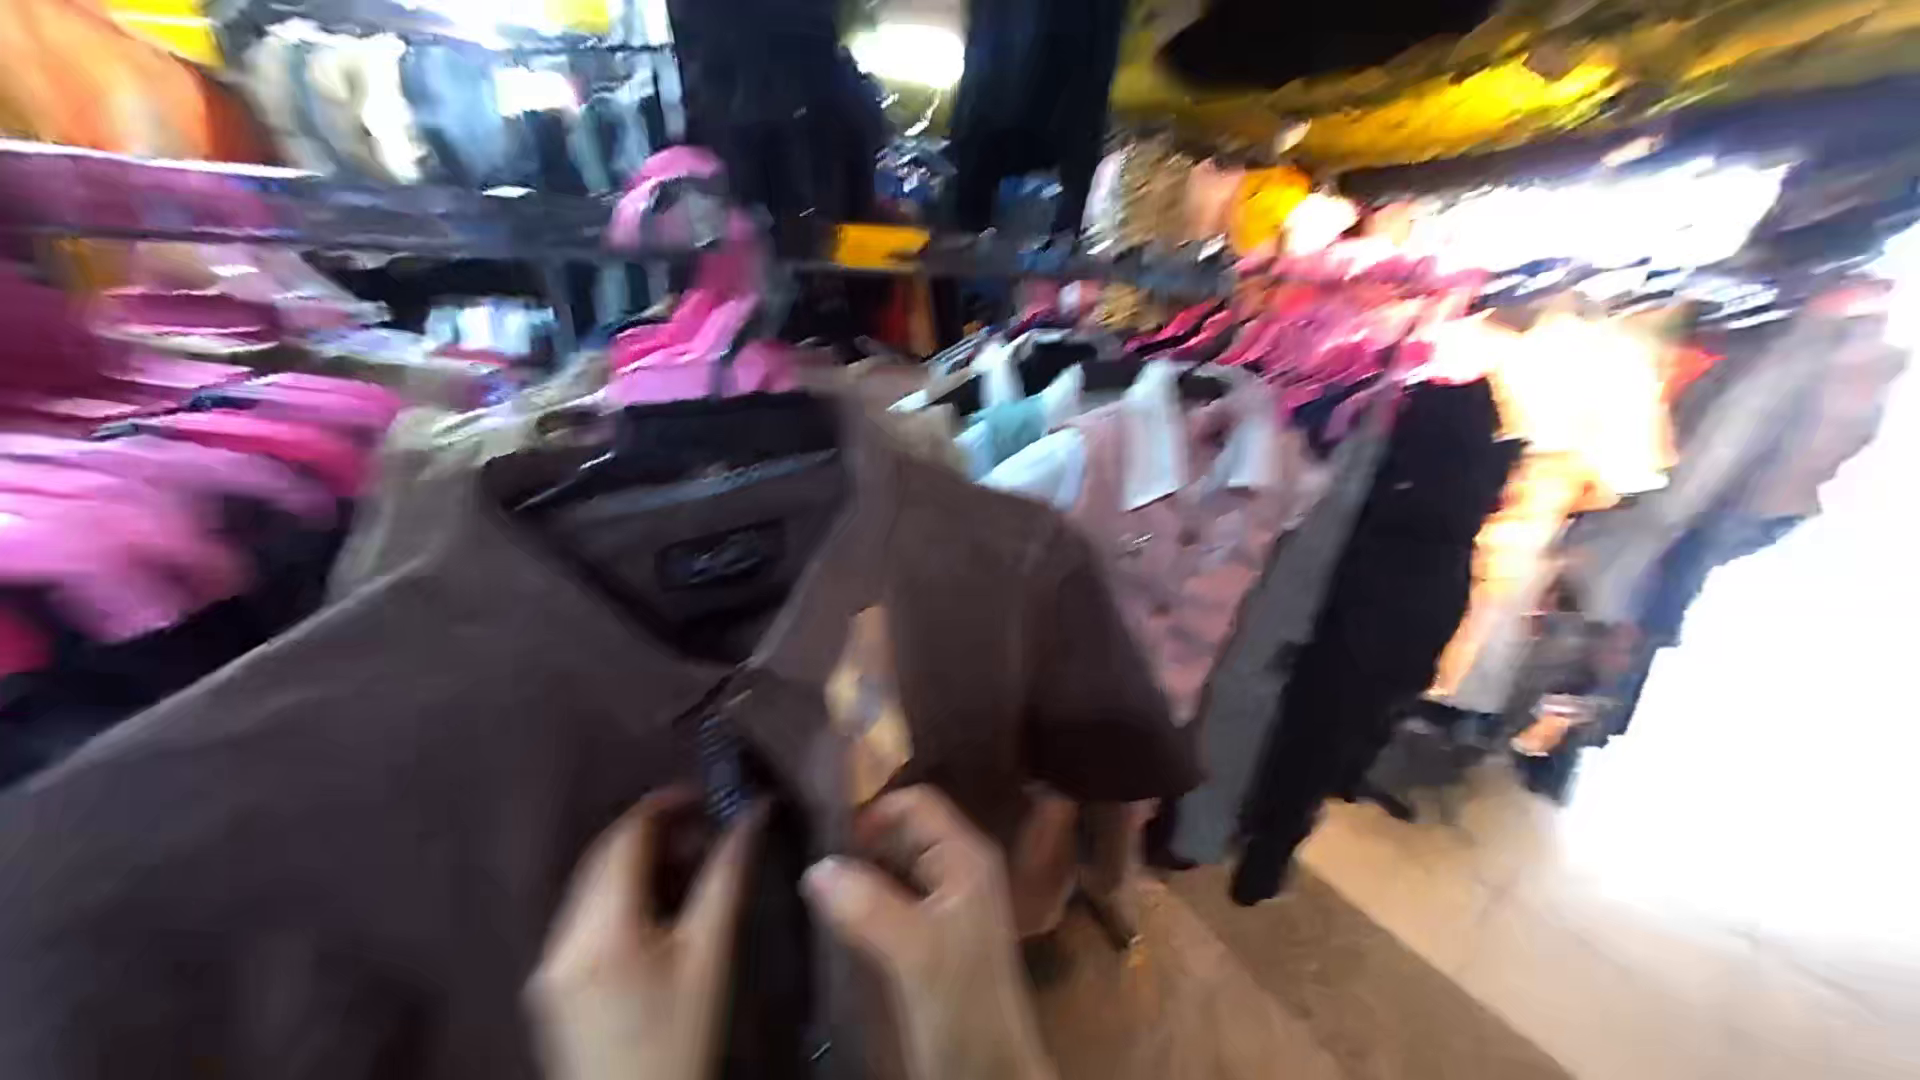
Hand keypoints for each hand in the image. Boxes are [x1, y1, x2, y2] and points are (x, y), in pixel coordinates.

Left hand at [527, 791, 764, 1079]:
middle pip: (603, 858)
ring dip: (638, 859)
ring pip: (593, 883)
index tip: (704, 794)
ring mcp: (548, 965)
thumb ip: (728, 875)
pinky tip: (659, 899)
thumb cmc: (682, 1038)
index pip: (623, 841)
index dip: (662, 806)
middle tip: (704, 824)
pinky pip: (586, 911)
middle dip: (653, 830)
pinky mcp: (551, 983)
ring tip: (688, 857)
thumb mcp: (712, 953)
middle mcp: (560, 942)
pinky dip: (622, 890)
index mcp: (598, 934)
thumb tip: (755, 812)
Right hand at [801, 787, 1058, 1079]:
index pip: (917, 803)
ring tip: (818, 884)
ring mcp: (948, 897)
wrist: (991, 1076)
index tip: (830, 839)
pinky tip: (838, 912)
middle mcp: (959, 866)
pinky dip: (868, 894)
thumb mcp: (915, 953)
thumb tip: (815, 866)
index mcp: (966, 855)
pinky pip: (895, 892)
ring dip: (862, 868)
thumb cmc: (963, 1006)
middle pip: (905, 829)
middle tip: (814, 861)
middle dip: (863, 839)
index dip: (875, 812)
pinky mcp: (935, 929)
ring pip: (898, 862)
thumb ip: (867, 906)